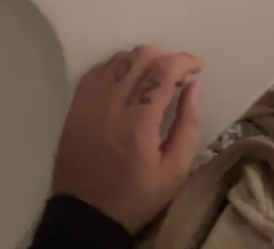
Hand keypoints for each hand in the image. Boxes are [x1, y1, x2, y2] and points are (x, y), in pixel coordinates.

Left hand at [50, 46, 203, 233]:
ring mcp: (90, 102)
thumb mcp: (174, 172)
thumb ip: (188, 125)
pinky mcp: (76, 105)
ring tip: (153, 77)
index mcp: (138, 123)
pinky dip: (117, 67)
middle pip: (141, 56)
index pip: (163, 71)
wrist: (85, 217)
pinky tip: (127, 81)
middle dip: (166, 57)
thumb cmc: (134, 196)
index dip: (184, 61)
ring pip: (119, 58)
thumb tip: (194, 86)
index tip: (197, 67)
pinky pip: (98, 69)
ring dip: (142, 60)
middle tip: (177, 74)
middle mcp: (112, 104)